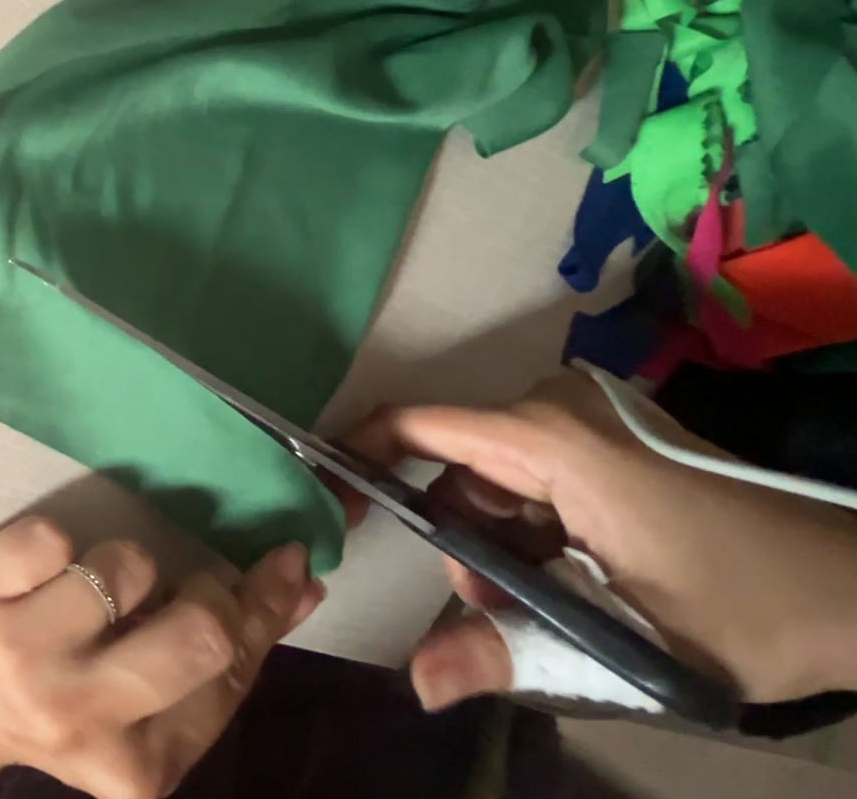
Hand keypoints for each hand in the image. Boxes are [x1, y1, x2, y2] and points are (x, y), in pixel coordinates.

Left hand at [0, 517, 323, 798]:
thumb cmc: (59, 699)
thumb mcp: (143, 702)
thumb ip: (224, 654)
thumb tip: (301, 586)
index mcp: (137, 767)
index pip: (229, 673)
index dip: (263, 609)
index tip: (285, 561)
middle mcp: (76, 716)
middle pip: (196, 628)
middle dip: (199, 591)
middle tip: (170, 589)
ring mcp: (15, 656)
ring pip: (121, 566)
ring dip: (119, 565)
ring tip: (88, 595)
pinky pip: (50, 535)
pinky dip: (57, 541)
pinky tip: (38, 574)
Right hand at [341, 371, 856, 709]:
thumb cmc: (750, 608)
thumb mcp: (623, 646)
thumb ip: (505, 654)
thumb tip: (417, 685)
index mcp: (547, 437)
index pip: (410, 427)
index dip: (357, 463)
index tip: (339, 513)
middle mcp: (552, 405)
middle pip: (454, 467)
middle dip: (464, 539)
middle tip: (505, 603)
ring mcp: (581, 413)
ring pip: (490, 475)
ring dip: (500, 540)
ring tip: (553, 595)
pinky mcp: (602, 428)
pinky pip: (527, 469)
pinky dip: (532, 524)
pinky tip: (575, 565)